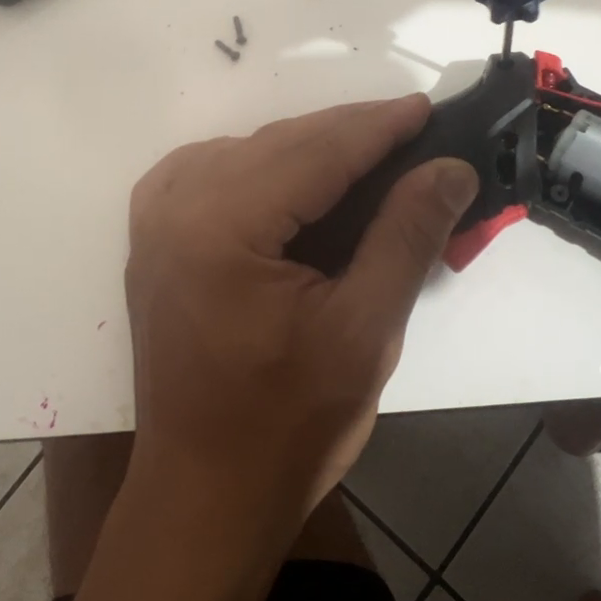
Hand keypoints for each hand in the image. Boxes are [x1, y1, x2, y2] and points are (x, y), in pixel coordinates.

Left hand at [124, 95, 479, 515]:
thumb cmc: (288, 424)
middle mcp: (174, 205)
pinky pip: (209, 173)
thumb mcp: (364, 330)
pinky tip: (292, 180)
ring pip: (242, 153)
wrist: (205, 491)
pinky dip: (258, 167)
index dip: (376, 127)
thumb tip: (449, 169)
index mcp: (219, 224)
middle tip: (411, 131)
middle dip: (346, 134)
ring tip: (367, 156)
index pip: (313, 152)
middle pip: (275, 143)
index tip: (426, 108)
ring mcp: (153, 221)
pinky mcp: (152, 240)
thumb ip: (405, 236)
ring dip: (304, 148)